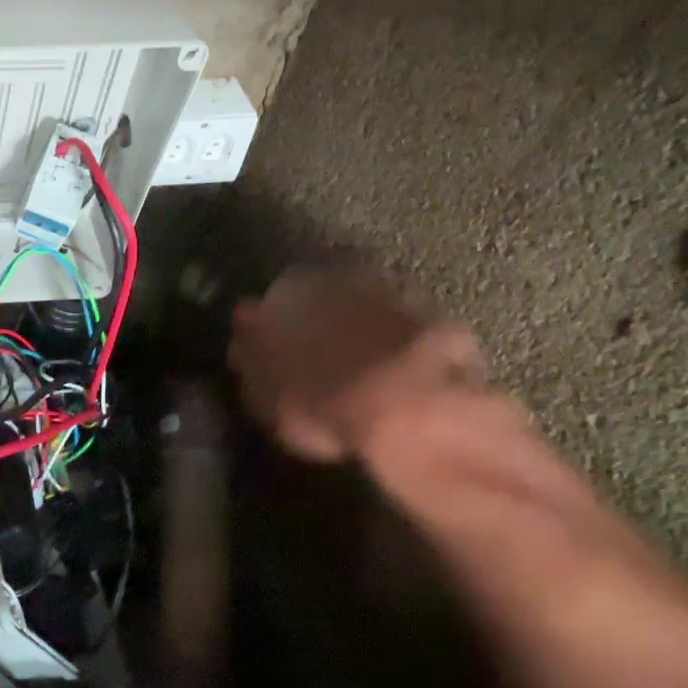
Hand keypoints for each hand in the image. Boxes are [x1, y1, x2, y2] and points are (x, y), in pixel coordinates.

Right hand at [228, 266, 484, 461]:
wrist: (410, 410)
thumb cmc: (318, 399)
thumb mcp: (262, 389)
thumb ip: (250, 351)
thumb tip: (243, 318)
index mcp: (291, 287)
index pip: (276, 299)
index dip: (278, 329)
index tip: (282, 358)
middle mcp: (343, 277)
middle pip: (327, 299)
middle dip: (326, 325)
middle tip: (326, 365)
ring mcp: (397, 295)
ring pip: (371, 311)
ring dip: (368, 334)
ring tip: (368, 377)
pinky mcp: (443, 322)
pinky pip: (414, 337)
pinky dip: (409, 354)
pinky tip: (408, 385)